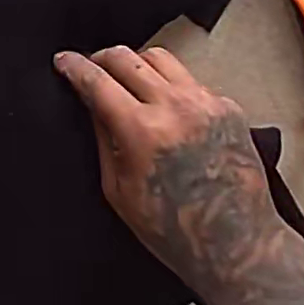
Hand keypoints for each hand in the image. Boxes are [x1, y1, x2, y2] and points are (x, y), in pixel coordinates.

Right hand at [52, 46, 285, 301]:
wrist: (240, 248)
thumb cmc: (174, 231)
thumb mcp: (119, 189)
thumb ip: (103, 138)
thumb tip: (90, 101)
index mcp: (142, 130)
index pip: (97, 80)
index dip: (74, 66)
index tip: (63, 60)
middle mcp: (175, 107)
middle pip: (125, 57)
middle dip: (100, 58)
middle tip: (91, 69)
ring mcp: (205, 103)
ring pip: (158, 56)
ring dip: (135, 63)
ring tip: (127, 80)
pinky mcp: (228, 107)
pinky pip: (188, 78)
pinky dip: (168, 84)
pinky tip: (165, 106)